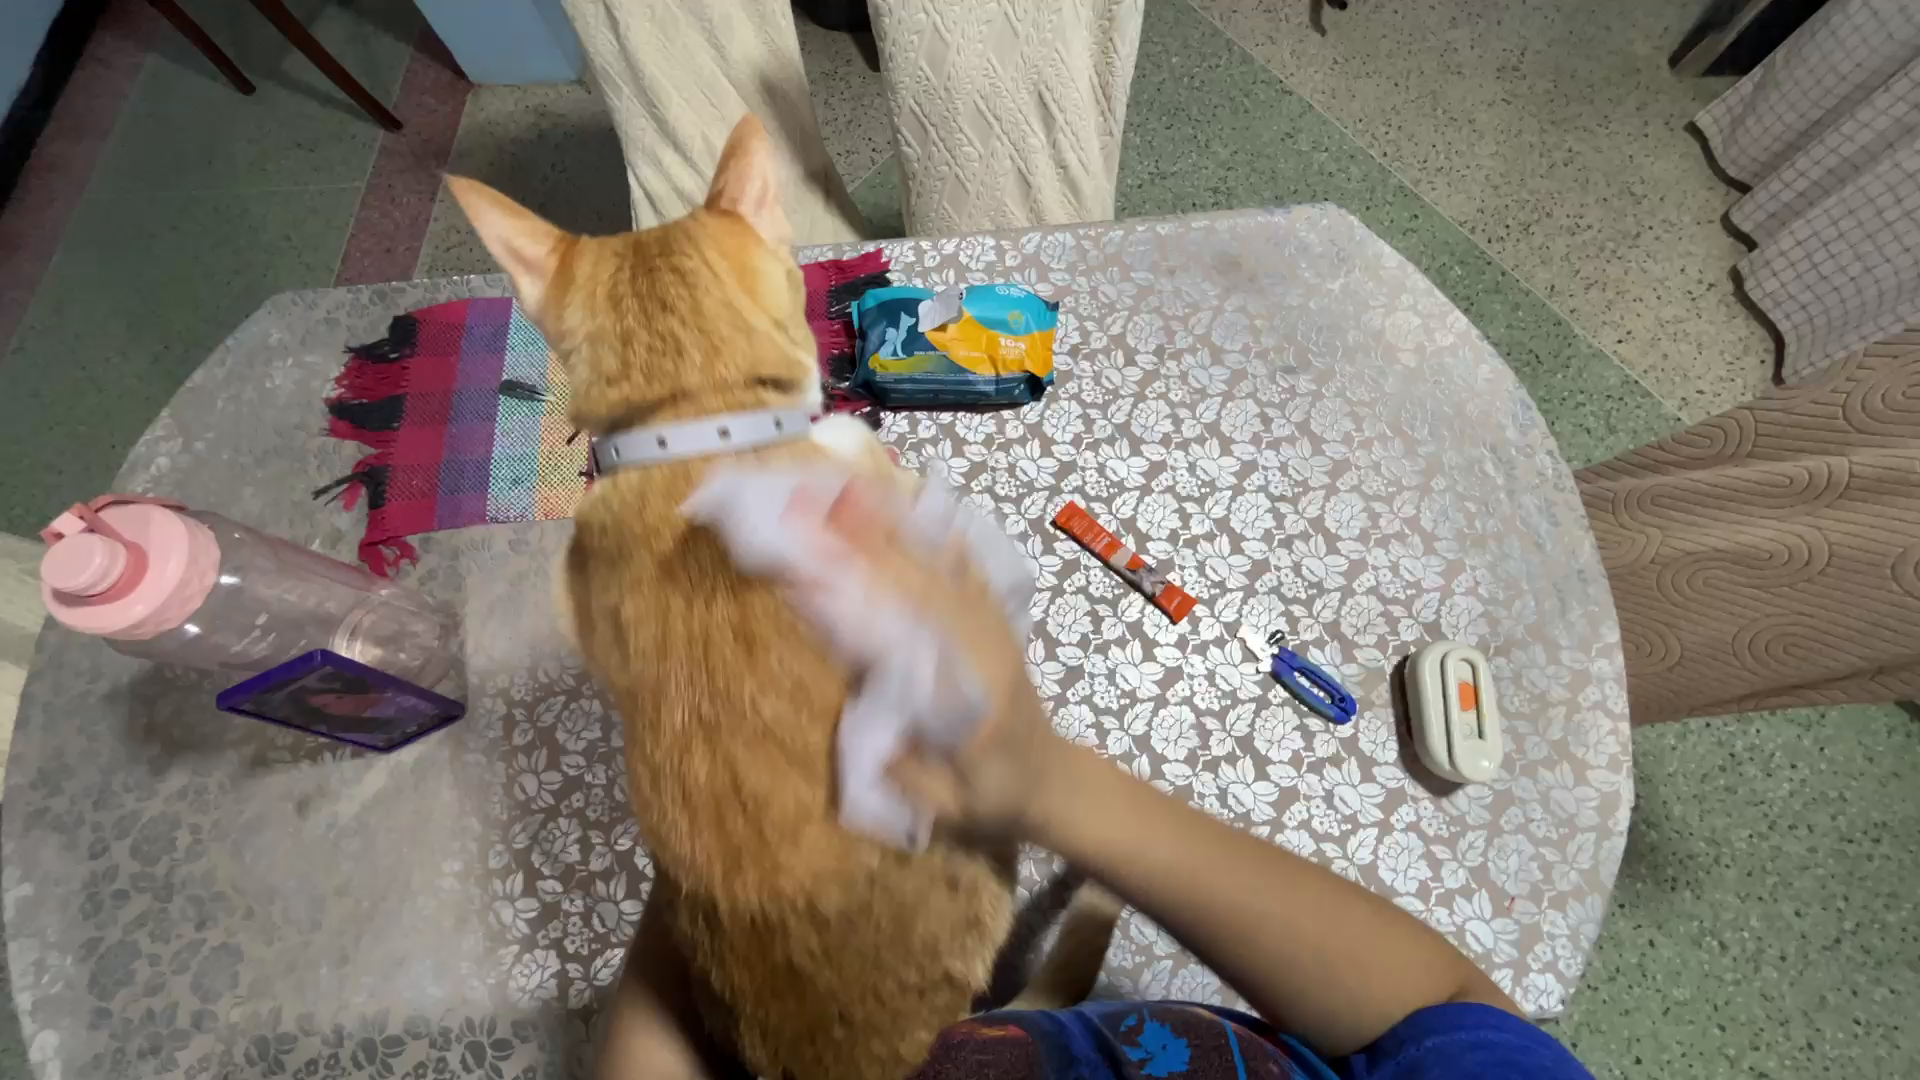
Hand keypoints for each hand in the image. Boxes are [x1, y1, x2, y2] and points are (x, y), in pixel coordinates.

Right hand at [823, 480, 1063, 835]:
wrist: (1053, 780)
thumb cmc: (997, 797)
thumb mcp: (950, 805)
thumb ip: (908, 772)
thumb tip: (861, 726)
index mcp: (971, 694)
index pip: (911, 632)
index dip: (868, 596)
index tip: (821, 570)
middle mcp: (985, 650)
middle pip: (924, 588)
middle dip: (873, 549)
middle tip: (825, 513)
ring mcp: (995, 633)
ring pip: (945, 574)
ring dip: (902, 536)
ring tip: (862, 498)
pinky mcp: (999, 627)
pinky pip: (972, 577)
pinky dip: (946, 545)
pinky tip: (926, 516)